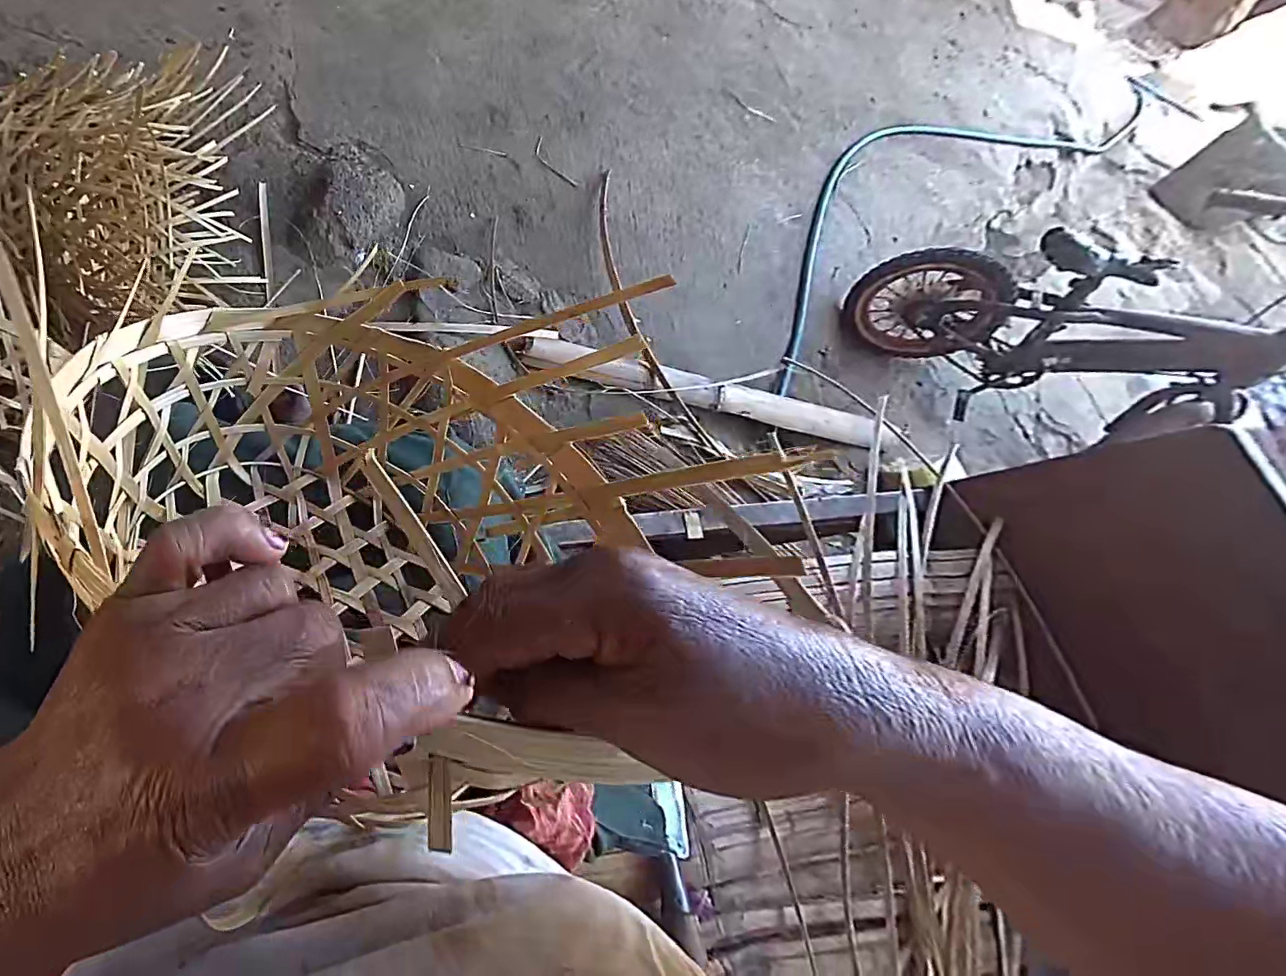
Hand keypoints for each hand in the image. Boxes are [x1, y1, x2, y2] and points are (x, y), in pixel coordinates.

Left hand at [0, 505, 472, 975]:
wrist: (19, 841)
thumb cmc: (139, 865)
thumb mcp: (245, 857)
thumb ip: (322, 774)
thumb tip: (390, 710)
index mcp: (220, 781)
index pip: (340, 716)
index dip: (413, 689)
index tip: (450, 680)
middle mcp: (186, 695)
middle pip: (318, 638)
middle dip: (338, 669)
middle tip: (312, 701)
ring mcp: (151, 637)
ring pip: (280, 592)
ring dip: (293, 628)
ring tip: (267, 662)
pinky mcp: (124, 606)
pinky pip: (198, 536)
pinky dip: (244, 537)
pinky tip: (267, 557)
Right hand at [443, 545, 911, 798]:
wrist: (843, 706)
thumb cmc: (742, 720)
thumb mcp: (633, 722)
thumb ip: (547, 697)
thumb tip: (487, 691)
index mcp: (594, 587)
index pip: (494, 616)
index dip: (460, 663)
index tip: (443, 713)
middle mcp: (594, 564)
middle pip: (500, 597)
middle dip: (475, 651)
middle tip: (474, 712)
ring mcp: (614, 574)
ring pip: (525, 602)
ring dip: (506, 649)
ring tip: (511, 707)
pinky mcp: (631, 593)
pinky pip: (558, 610)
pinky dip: (538, 645)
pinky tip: (550, 686)